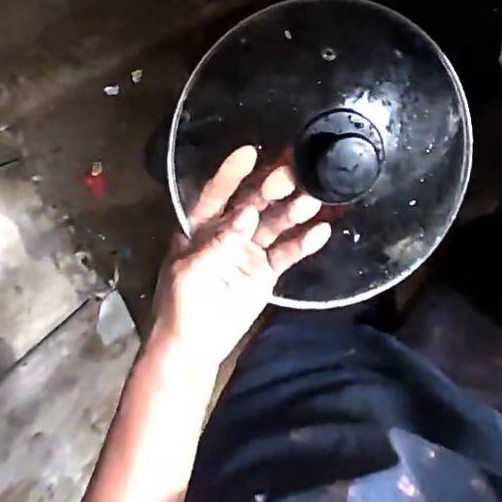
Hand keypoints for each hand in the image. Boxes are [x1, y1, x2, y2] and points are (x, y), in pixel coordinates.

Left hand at [152, 146, 332, 369]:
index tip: (249, 153)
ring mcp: (249, 249)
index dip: (231, 173)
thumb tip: (247, 214)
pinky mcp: (266, 270)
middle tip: (293, 172)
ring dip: (292, 211)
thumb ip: (219, 243)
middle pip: (253, 202)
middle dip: (271, 186)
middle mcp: (228, 230)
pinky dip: (303, 243)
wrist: (193, 348)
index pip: (216, 193)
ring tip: (313, 199)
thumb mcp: (191, 273)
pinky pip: (286, 252)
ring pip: (274, 224)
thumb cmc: (180, 305)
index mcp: (201, 225)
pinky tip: (321, 232)